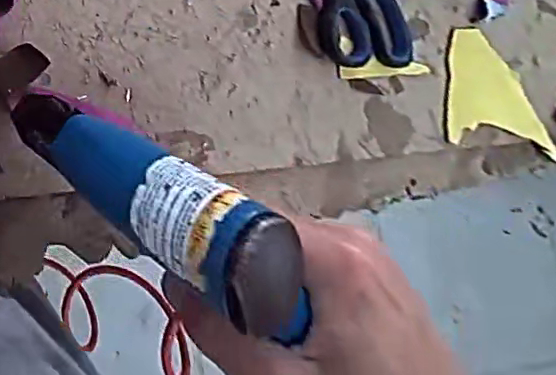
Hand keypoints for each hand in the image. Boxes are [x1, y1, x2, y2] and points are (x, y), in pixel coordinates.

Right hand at [164, 217, 461, 374]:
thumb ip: (223, 334)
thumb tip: (175, 286)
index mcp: (336, 254)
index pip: (249, 216)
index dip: (211, 237)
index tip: (185, 261)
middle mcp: (354, 238)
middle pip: (268, 232)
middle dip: (240, 270)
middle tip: (230, 316)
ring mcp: (372, 254)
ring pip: (291, 250)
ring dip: (269, 284)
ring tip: (275, 338)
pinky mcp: (380, 274)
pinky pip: (318, 264)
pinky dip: (298, 290)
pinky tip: (305, 336)